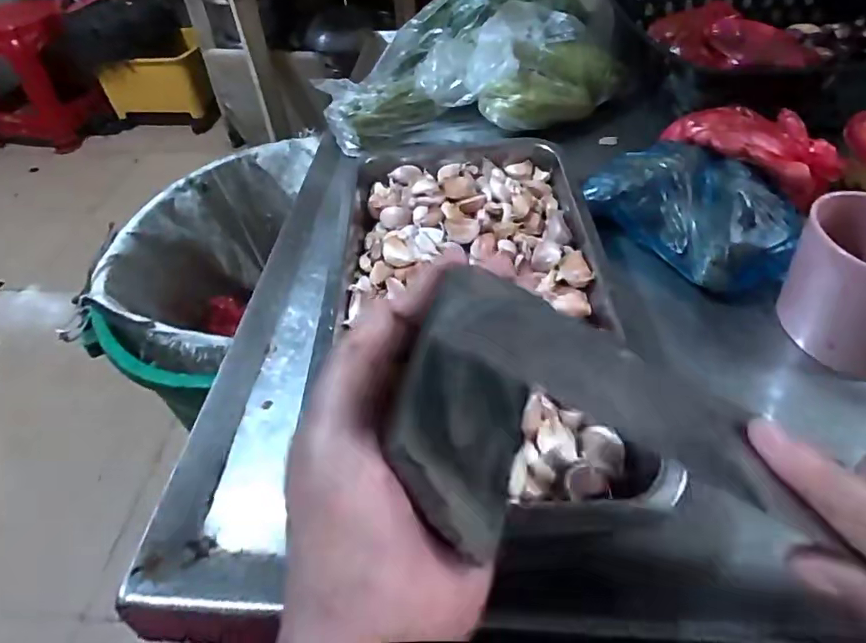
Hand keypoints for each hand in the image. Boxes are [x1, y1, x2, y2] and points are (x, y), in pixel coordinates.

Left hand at [283, 246, 492, 642]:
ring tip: (529, 290)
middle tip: (508, 264)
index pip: (394, 328)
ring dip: (498, 328)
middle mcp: (404, 408)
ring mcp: (445, 435)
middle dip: (470, 299)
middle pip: (440, 339)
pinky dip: (517, 373)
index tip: (460, 261)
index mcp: (362, 400)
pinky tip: (538, 345)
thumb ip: (351, 371)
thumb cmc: (343, 532)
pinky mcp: (482, 463)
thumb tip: (391, 302)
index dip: (424, 290)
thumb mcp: (327, 444)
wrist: (386, 631)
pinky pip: (500, 408)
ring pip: (474, 367)